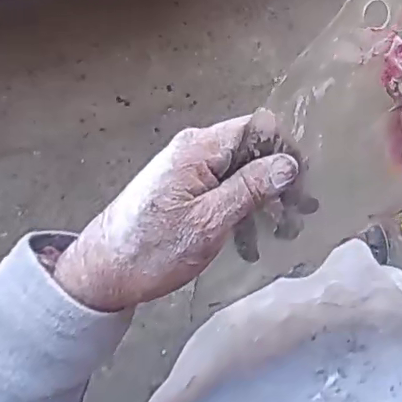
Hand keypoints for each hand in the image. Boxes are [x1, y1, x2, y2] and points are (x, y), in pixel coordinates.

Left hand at [52, 110, 300, 311]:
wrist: (99, 273)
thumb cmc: (152, 248)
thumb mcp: (209, 222)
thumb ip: (250, 188)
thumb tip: (289, 163)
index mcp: (200, 147)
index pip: (258, 127)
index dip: (285, 151)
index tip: (302, 185)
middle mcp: (195, 148)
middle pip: (252, 149)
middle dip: (279, 180)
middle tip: (299, 216)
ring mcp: (189, 168)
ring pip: (241, 171)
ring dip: (263, 199)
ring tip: (281, 233)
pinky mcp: (185, 188)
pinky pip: (225, 187)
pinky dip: (242, 209)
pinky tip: (251, 241)